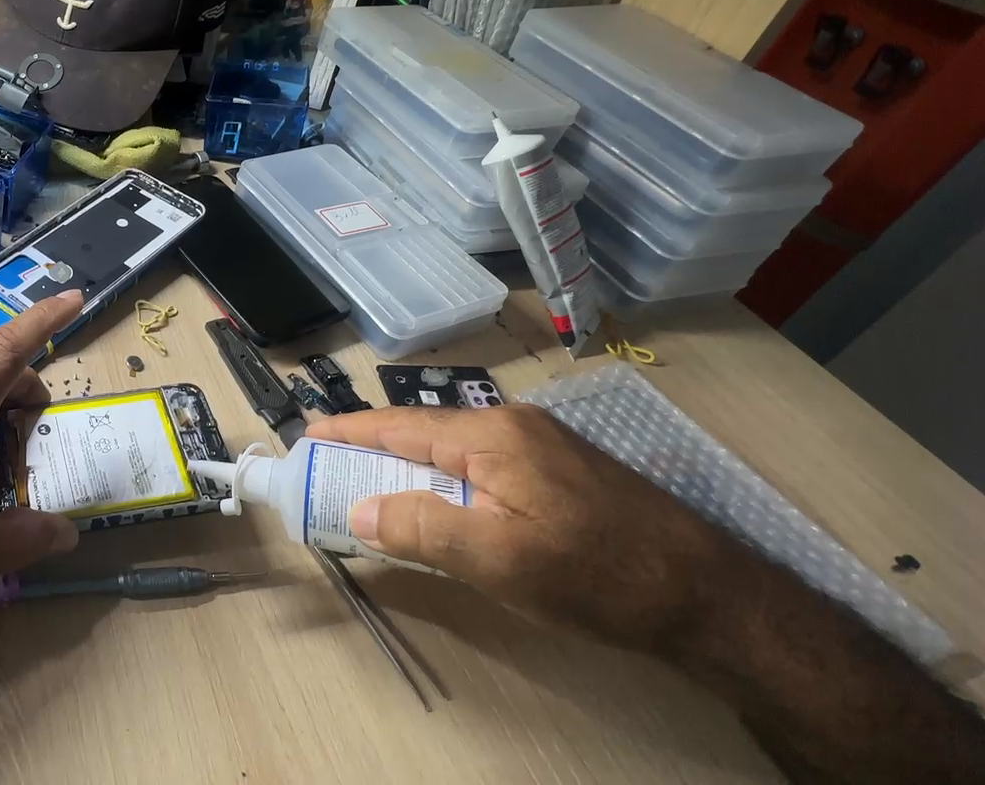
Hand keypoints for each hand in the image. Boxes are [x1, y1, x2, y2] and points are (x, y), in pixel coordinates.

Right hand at [306, 404, 747, 652]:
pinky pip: (483, 461)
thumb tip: (360, 509)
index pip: (399, 425)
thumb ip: (421, 527)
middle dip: (374, 449)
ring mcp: (542, 442)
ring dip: (411, 465)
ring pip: (454, 447)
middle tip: (333, 470)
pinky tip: (444, 501)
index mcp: (491, 435)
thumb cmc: (597, 576)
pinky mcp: (563, 467)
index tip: (307, 436)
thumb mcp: (498, 559)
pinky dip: (447, 476)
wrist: (718, 600)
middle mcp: (513, 424)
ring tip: (377, 486)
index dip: (349, 431)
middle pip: (424, 431)